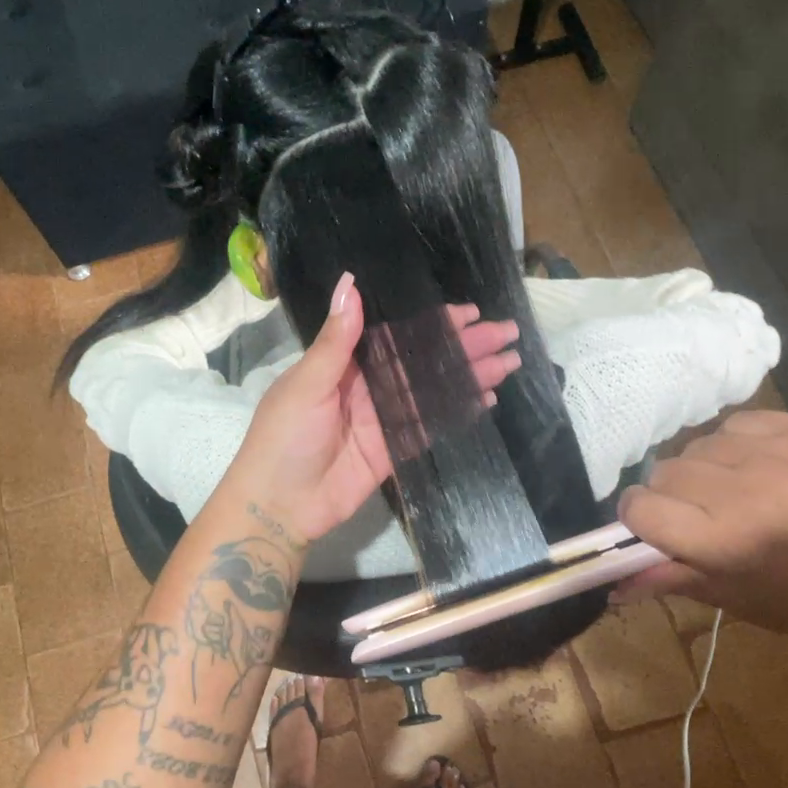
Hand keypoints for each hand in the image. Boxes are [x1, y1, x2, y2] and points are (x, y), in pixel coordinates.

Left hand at [223, 272, 522, 543]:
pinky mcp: (392, 451)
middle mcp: (366, 387)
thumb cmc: (284, 438)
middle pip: (423, 361)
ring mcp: (382, 420)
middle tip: (507, 334)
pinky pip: (430, 425)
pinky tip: (486, 397)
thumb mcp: (307, 384)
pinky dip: (457, 412)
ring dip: (469, 376)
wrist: (278, 504)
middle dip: (464, 347)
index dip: (433, 324)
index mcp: (342, 364)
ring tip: (509, 362)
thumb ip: (336, 339)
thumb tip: (349, 282)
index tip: (468, 312)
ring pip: (433, 391)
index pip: (396, 336)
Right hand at [615, 411, 787, 645]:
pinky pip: (735, 423)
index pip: (638, 509)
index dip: (639, 521)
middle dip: (671, 497)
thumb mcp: (746, 601)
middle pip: (663, 474)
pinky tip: (762, 466)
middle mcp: (742, 488)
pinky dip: (735, 444)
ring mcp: (775, 451)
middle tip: (706, 518)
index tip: (659, 533)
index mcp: (726, 540)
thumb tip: (614, 583)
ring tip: (739, 490)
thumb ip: (676, 580)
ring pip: (696, 446)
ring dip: (703, 469)